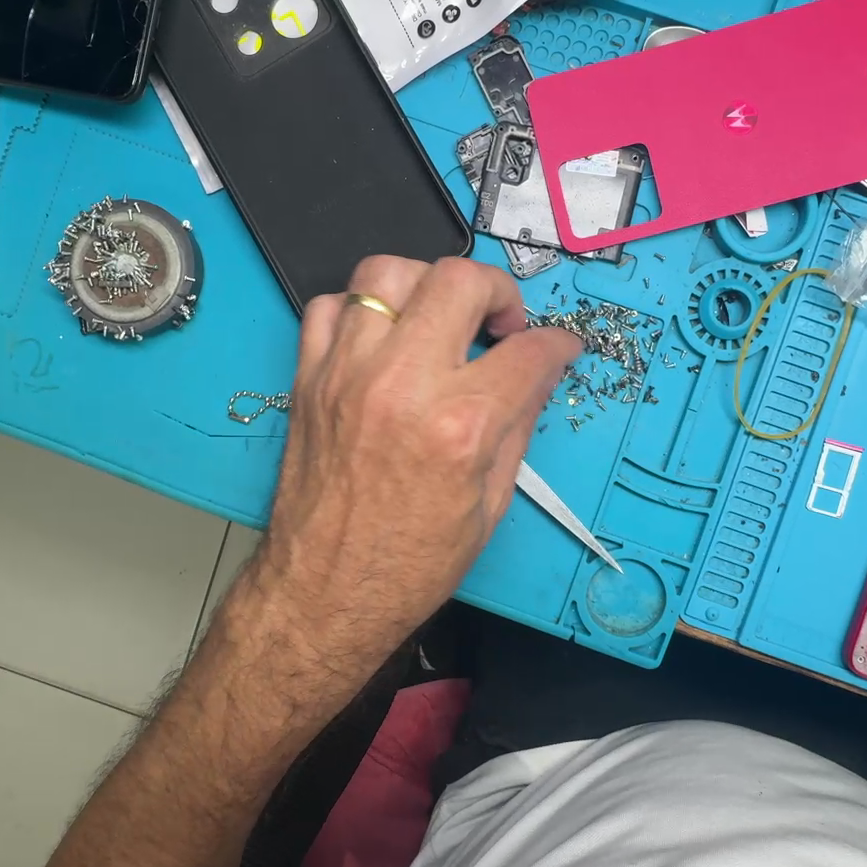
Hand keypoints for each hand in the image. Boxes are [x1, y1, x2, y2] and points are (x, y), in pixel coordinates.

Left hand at [250, 256, 580, 661]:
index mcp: (462, 425)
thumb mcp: (492, 503)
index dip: (557, 344)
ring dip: (426, 288)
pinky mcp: (308, 378)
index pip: (528, 351)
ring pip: (387, 273)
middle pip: (458, 281)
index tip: (558, 347)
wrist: (325, 594)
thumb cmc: (415, 563)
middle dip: (495, 292)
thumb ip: (519, 423)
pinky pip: (331, 306)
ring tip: (437, 324)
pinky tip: (382, 341)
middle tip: (498, 327)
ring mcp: (347, 373)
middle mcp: (404, 383)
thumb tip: (540, 370)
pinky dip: (363, 311)